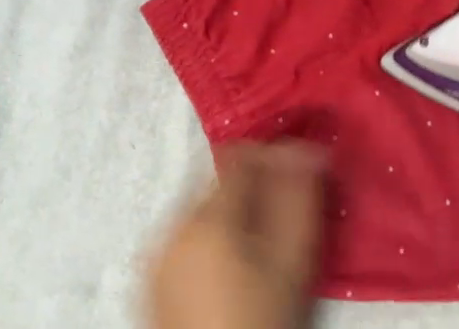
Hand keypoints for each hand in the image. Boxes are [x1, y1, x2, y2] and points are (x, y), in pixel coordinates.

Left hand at [146, 141, 325, 328]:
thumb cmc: (262, 323)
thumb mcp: (293, 261)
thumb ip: (300, 196)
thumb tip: (308, 147)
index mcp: (208, 218)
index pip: (242, 155)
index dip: (274, 156)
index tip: (299, 177)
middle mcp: (172, 227)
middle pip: (220, 181)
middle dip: (256, 188)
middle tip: (287, 219)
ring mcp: (156, 257)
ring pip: (202, 209)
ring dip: (235, 214)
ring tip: (262, 251)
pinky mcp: (150, 284)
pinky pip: (186, 238)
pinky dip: (211, 239)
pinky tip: (233, 273)